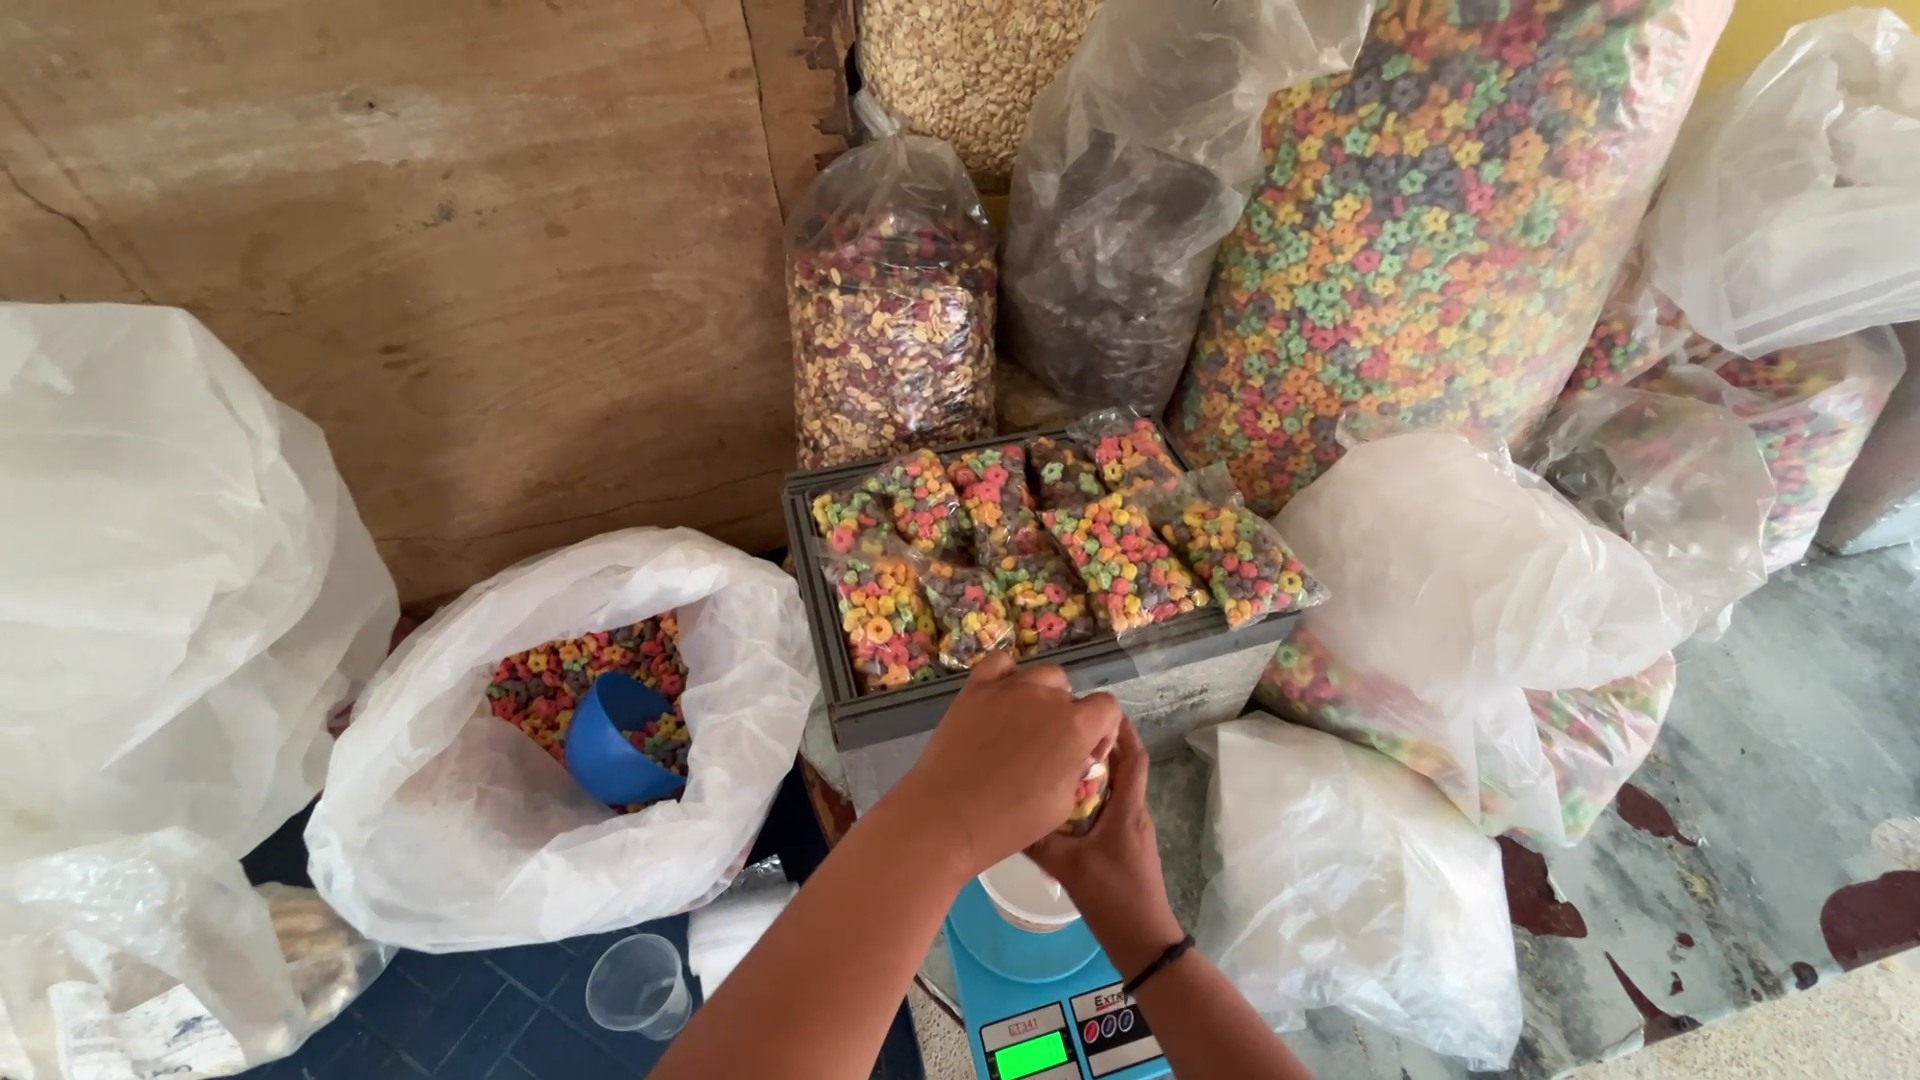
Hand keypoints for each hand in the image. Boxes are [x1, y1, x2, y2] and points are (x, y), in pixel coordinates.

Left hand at [880, 653, 1121, 880]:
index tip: (1085, 754)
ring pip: (1042, 676)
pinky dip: (1007, 676)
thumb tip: (1075, 754)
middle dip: (1069, 718)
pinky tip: (1001, 699)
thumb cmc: (1010, 821)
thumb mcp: (1063, 804)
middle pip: (1070, 694)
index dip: (1102, 730)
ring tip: (1025, 725)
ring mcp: (1008, 687)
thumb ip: (1076, 768)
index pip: (1107, 707)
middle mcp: (1046, 696)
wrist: (946, 815)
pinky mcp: (975, 687)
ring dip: (1043, 695)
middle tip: (1049, 749)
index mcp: (1076, 725)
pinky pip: (1000, 664)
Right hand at [1027, 718, 1183, 978]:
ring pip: (1114, 789)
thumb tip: (1005, 816)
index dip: (1121, 729)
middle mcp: (1134, 813)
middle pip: (1122, 768)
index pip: (1134, 757)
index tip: (1097, 710)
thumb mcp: (1067, 867)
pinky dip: (1090, 798)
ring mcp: (1131, 831)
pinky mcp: (1125, 846)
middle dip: (1097, 746)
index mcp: (1128, 809)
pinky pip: (1109, 809)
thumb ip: (1037, 841)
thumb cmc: (1112, 898)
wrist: (1144, 943)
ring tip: (1057, 762)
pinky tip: (1062, 804)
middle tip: (1063, 732)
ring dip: (1091, 773)